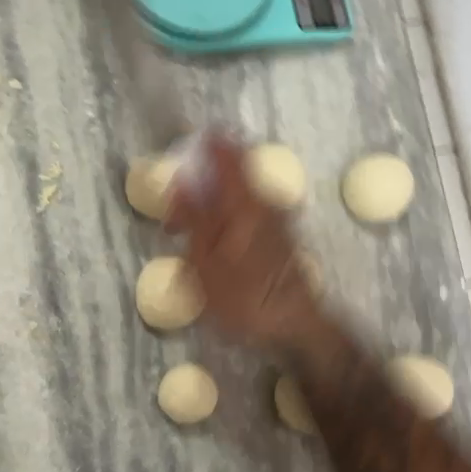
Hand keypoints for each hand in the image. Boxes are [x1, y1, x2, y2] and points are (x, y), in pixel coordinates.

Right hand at [165, 134, 329, 348]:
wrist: (293, 328)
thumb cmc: (243, 298)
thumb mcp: (203, 262)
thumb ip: (193, 217)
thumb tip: (181, 180)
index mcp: (243, 201)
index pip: (226, 151)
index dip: (205, 143)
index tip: (185, 146)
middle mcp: (265, 201)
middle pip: (232, 173)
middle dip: (202, 184)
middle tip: (176, 214)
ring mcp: (278, 219)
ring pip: (239, 197)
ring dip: (213, 208)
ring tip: (190, 238)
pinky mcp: (283, 239)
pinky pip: (248, 215)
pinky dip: (227, 223)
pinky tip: (216, 250)